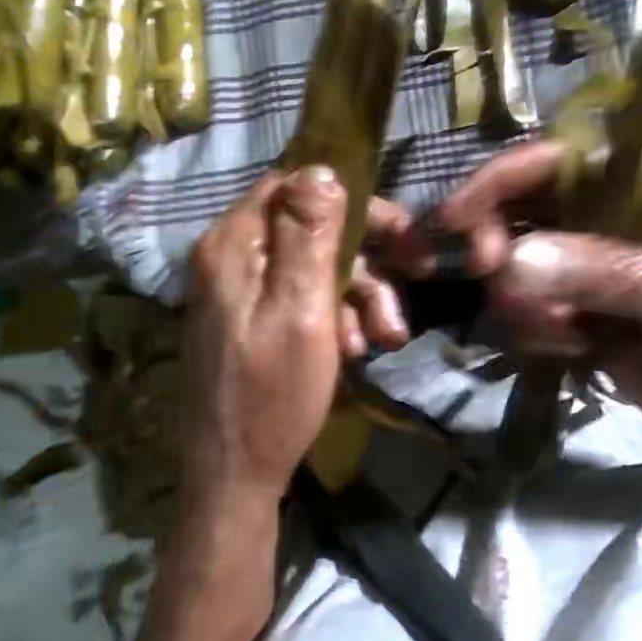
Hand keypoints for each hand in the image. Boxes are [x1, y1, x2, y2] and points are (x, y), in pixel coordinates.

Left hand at [183, 166, 427, 505]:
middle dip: (362, 257)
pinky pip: (297, 300)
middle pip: (306, 229)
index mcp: (233, 246)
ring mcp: (236, 293)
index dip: (348, 200)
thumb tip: (320, 167)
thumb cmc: (273, 394)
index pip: (291, 187)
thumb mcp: (301, 310)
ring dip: (356, 295)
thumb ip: (308, 236)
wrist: (235, 473)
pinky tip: (355, 350)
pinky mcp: (248, 322)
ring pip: (309, 268)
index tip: (396, 230)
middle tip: (413, 274)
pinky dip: (332, 318)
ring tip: (385, 336)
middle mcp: (228, 260)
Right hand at [440, 143, 641, 640]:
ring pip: (515, 263)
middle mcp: (613, 217)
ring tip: (562, 330)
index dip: (503, 180)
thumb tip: (510, 261)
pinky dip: (530, 327)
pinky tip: (570, 348)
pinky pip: (525, 309)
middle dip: (495, 241)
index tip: (459, 221)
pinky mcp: (578, 316)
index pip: (562, 159)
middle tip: (488, 277)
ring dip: (518, 297)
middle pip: (523, 207)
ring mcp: (592, 270)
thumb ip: (610, 273)